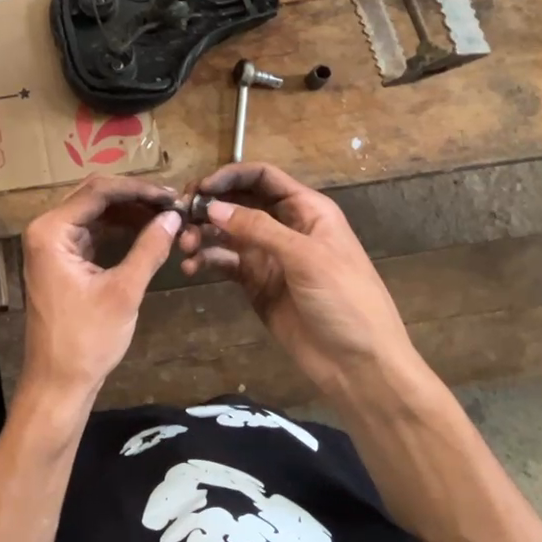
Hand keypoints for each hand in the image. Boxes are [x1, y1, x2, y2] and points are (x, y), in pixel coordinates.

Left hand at [19, 175, 181, 400]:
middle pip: (93, 197)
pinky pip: (91, 232)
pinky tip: (146, 231)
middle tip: (173, 203)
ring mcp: (50, 244)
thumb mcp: (124, 292)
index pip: (98, 192)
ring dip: (128, 213)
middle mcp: (45, 229)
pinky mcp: (60, 259)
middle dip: (134, 197)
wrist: (58, 382)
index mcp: (50, 230)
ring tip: (166, 215)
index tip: (173, 195)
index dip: (138, 190)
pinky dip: (117, 229)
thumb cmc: (87, 339)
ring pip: (94, 213)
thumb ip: (148, 249)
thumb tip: (174, 216)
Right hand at [178, 162, 423, 398]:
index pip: (262, 177)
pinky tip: (192, 268)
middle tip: (180, 217)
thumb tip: (212, 207)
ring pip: (226, 231)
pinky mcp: (255, 283)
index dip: (230, 176)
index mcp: (306, 210)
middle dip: (209, 205)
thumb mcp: (306, 258)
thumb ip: (259, 229)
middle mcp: (285, 226)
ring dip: (202, 233)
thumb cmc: (346, 301)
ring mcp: (268, 255)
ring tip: (185, 247)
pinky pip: (224, 261)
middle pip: (239, 201)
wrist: (361, 365)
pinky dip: (206, 260)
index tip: (200, 188)